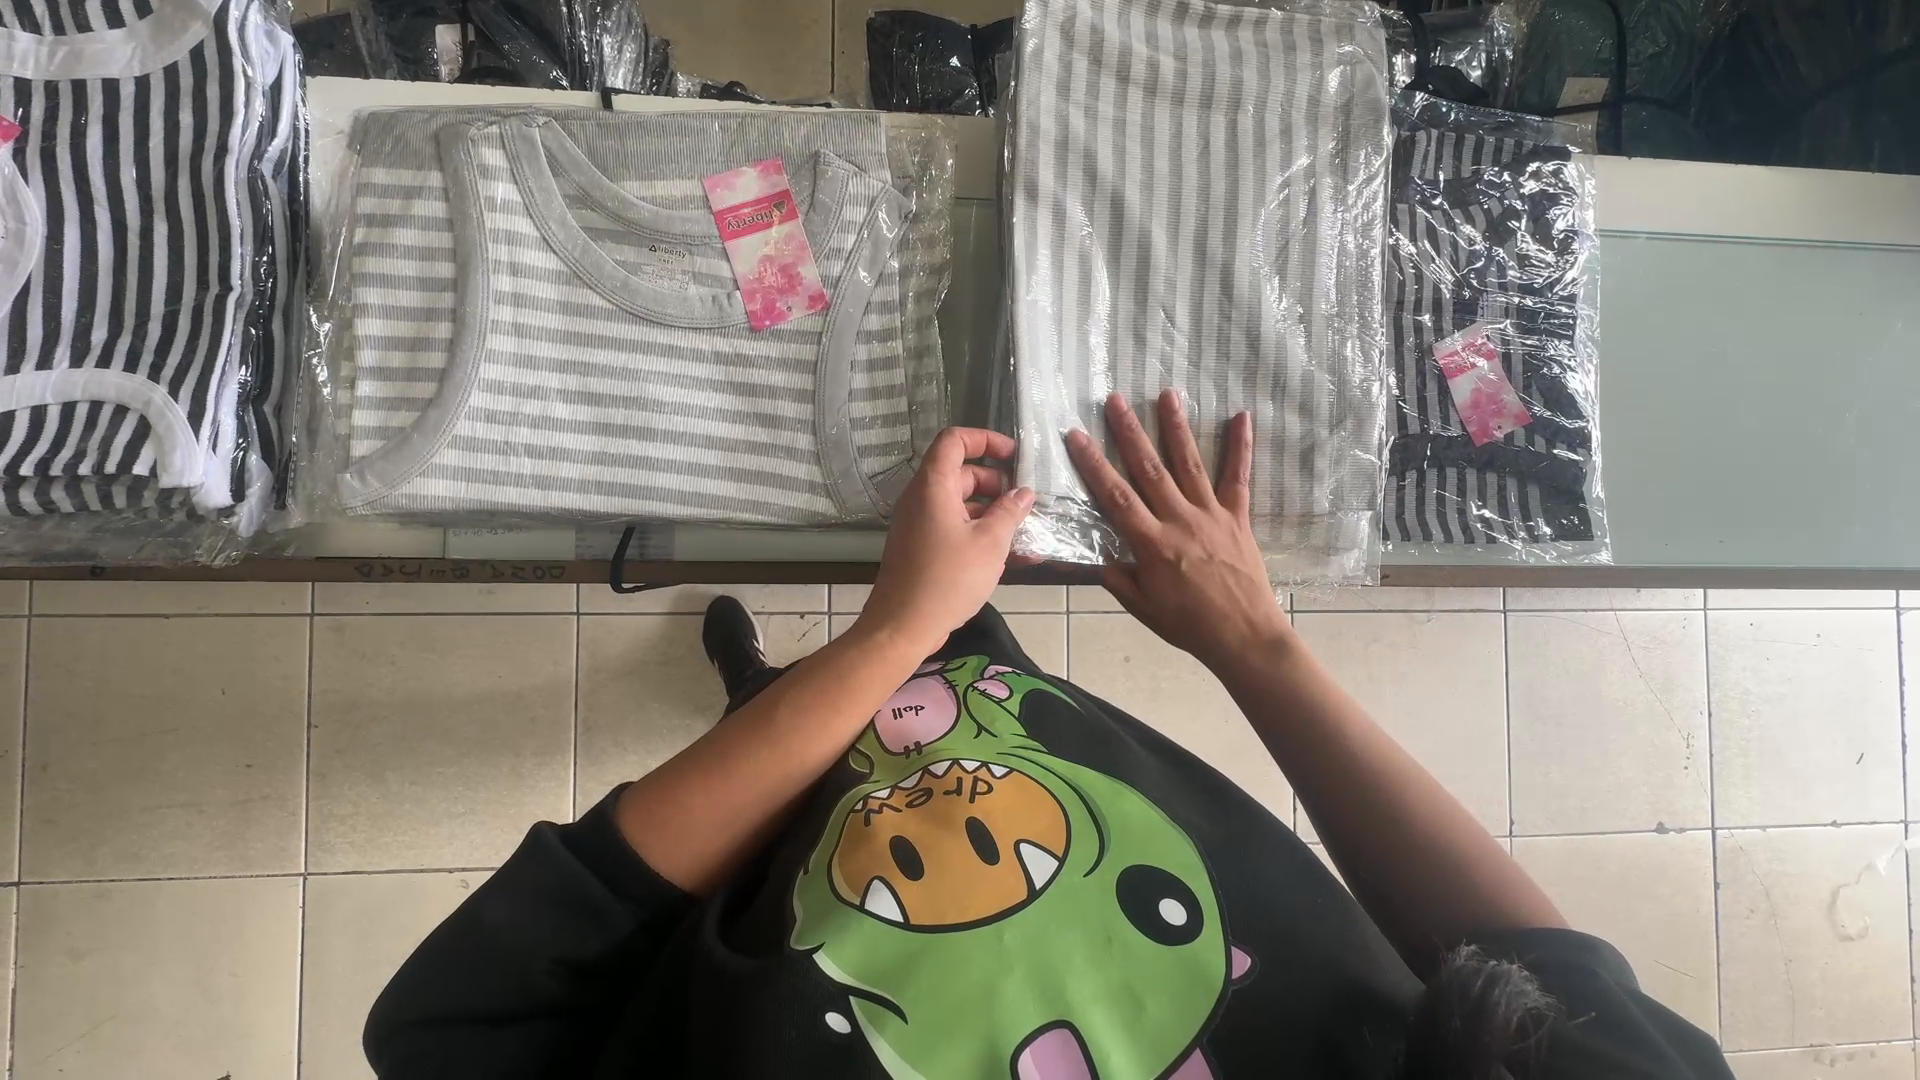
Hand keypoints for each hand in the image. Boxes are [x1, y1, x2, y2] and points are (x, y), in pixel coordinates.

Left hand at [859, 428, 1034, 654]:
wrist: (903, 626)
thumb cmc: (948, 579)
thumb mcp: (990, 543)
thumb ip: (1010, 512)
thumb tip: (1024, 493)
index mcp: (933, 486)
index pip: (954, 440)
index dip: (985, 439)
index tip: (1014, 455)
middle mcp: (922, 499)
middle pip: (960, 473)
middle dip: (996, 482)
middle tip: (1025, 501)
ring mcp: (920, 524)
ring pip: (960, 504)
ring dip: (993, 512)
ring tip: (1026, 530)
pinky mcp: (922, 548)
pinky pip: (954, 529)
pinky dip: (980, 534)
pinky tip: (1014, 556)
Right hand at [1065, 390, 1290, 673]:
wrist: (1244, 636)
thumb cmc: (1188, 625)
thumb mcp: (1142, 607)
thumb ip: (1119, 579)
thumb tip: (1101, 558)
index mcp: (1151, 543)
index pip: (1115, 496)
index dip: (1093, 464)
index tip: (1076, 436)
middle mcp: (1179, 520)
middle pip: (1149, 469)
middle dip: (1129, 432)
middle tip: (1115, 399)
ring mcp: (1211, 514)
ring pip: (1189, 464)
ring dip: (1176, 428)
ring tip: (1167, 394)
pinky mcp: (1238, 517)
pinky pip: (1238, 477)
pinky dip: (1240, 447)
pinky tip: (1241, 417)